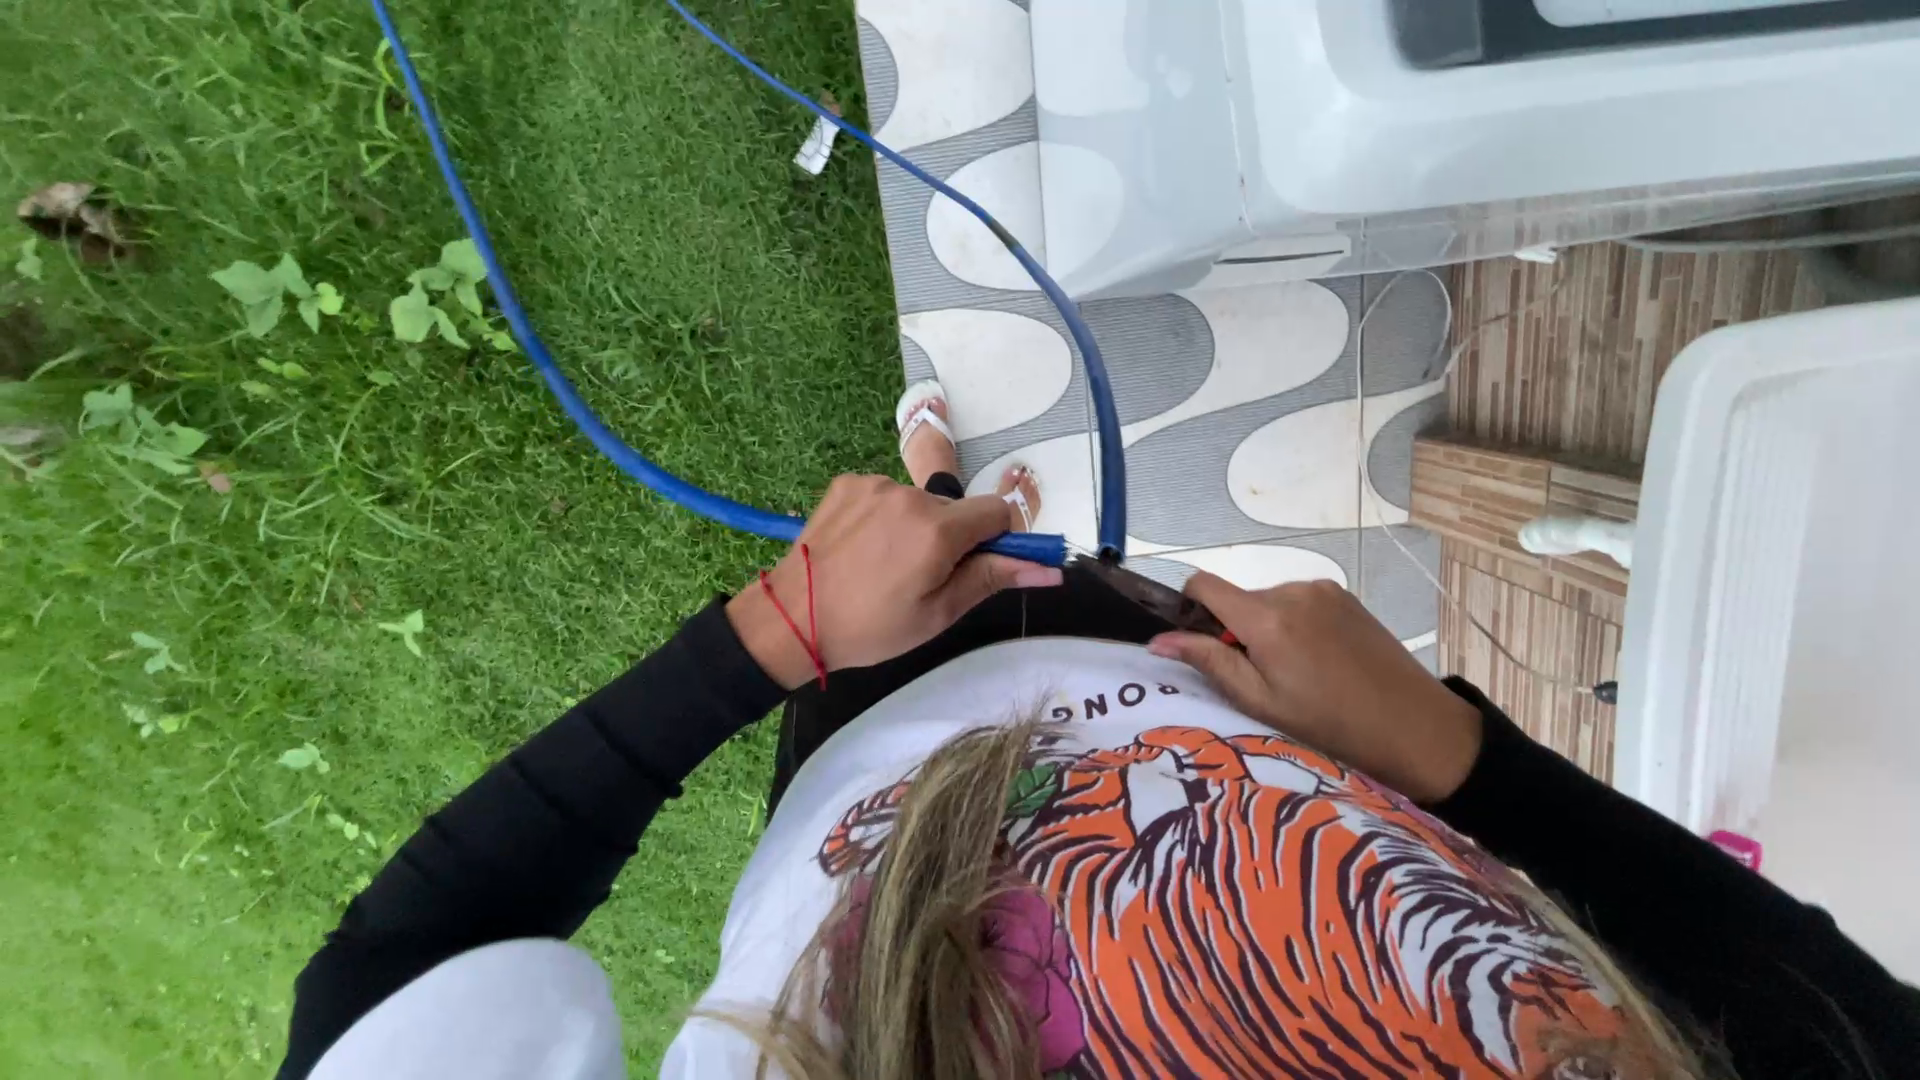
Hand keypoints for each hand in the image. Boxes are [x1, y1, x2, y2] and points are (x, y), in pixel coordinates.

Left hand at [728, 475, 1062, 689]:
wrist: (792, 619)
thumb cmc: (870, 628)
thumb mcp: (937, 614)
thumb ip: (992, 579)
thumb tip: (1048, 567)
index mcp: (937, 530)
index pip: (997, 511)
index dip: (997, 539)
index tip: (978, 565)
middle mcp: (908, 494)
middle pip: (955, 508)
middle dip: (951, 537)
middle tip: (921, 576)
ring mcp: (873, 484)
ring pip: (919, 501)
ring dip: (915, 525)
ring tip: (884, 564)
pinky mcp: (846, 483)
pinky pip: (884, 495)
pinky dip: (883, 515)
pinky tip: (861, 547)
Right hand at [1147, 574, 1483, 802]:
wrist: (1415, 726)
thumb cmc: (1328, 723)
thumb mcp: (1259, 700)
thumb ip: (1208, 661)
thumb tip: (1158, 640)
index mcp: (1265, 617)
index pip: (1202, 584)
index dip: (1189, 607)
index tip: (1200, 642)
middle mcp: (1290, 590)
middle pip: (1236, 597)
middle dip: (1234, 628)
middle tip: (1259, 675)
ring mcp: (1320, 589)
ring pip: (1267, 601)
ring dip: (1265, 627)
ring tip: (1295, 670)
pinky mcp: (1343, 595)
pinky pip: (1297, 601)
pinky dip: (1293, 623)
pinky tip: (1318, 658)